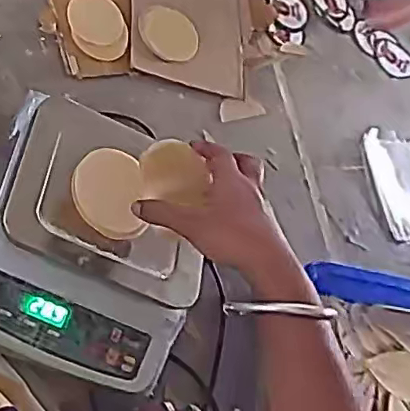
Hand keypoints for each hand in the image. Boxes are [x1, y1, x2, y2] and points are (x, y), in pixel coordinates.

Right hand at [138, 141, 298, 281]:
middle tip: (220, 159)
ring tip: (226, 186)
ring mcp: (260, 206)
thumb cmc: (236, 238)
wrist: (266, 263)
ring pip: (253, 182)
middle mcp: (249, 189)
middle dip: (232, 157)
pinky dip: (244, 203)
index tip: (197, 147)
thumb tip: (143, 206)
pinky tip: (233, 215)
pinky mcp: (265, 224)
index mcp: (231, 180)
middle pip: (245, 162)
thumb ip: (164, 213)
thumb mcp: (190, 224)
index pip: (220, 154)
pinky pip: (255, 204)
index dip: (207, 148)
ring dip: (241, 179)